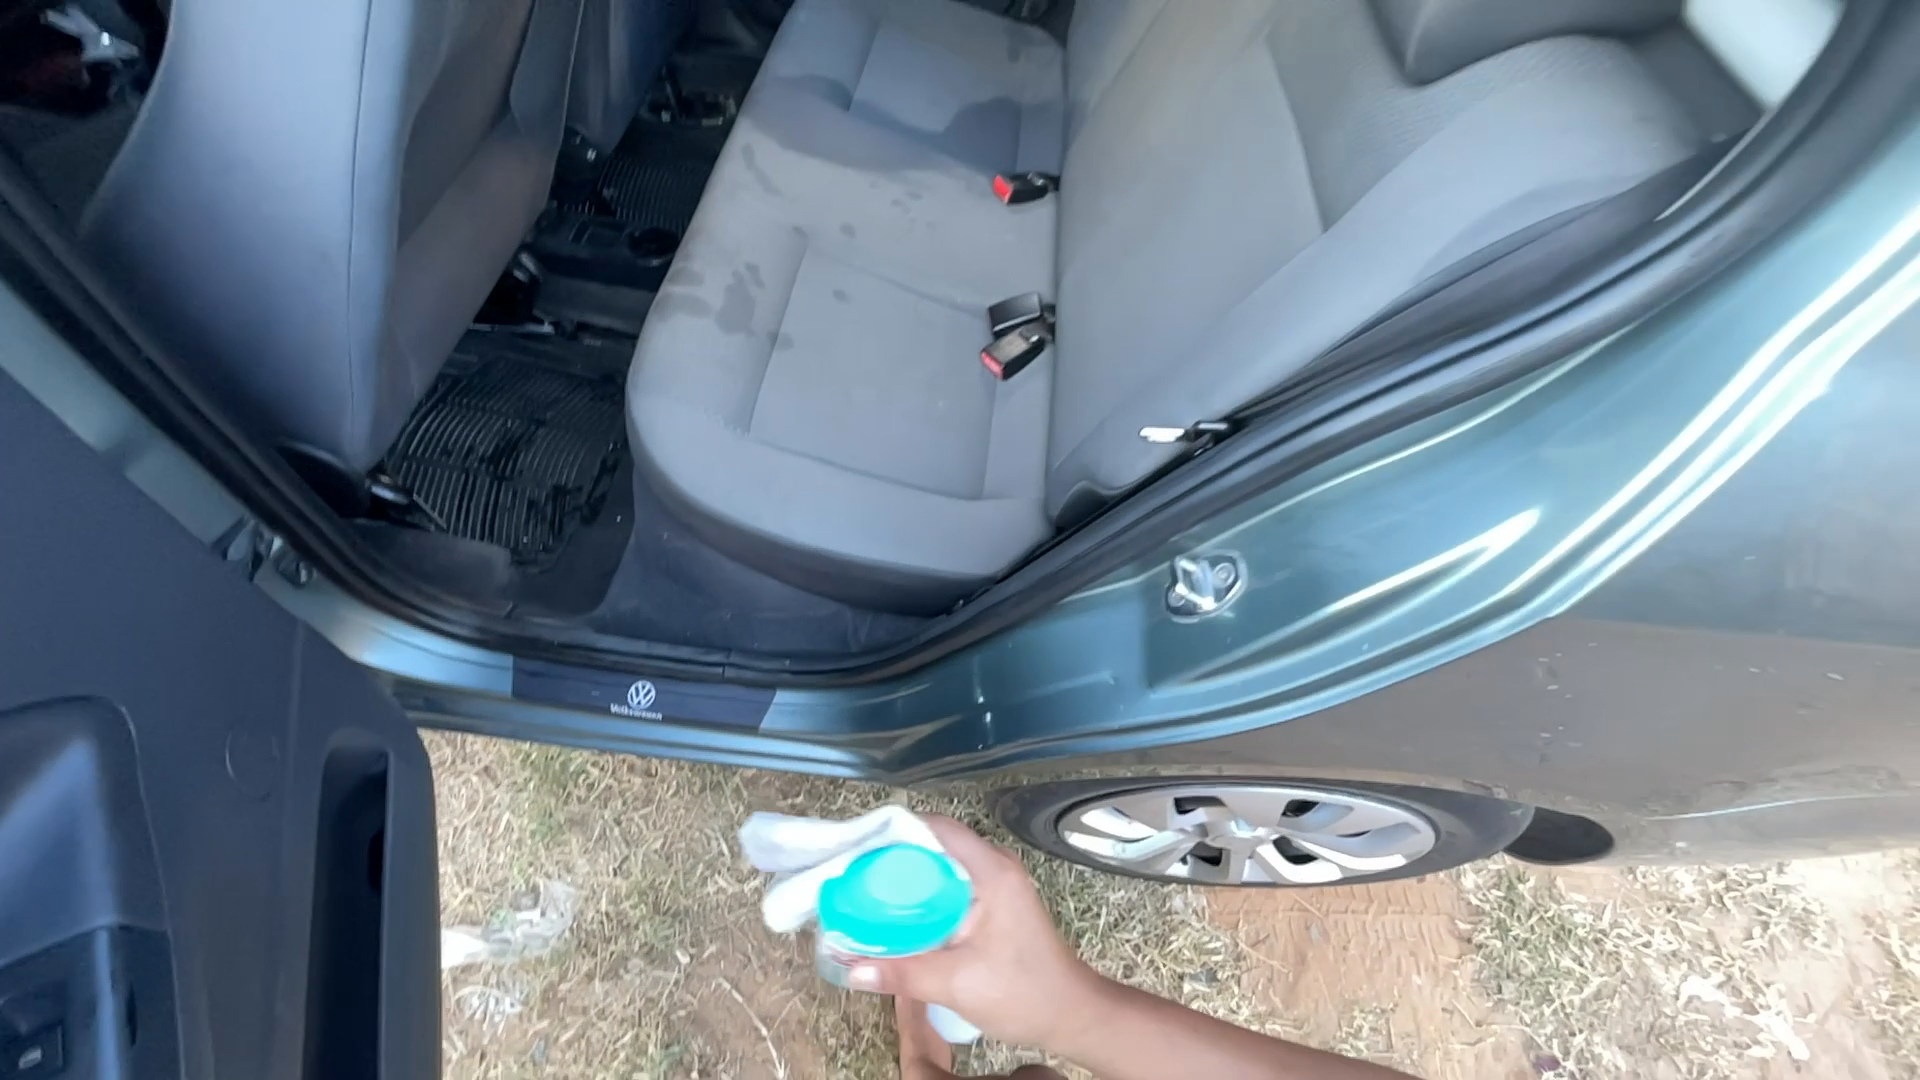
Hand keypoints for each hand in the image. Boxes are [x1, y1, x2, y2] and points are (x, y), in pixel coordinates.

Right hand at [846, 816, 1106, 1047]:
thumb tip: (850, 969)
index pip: (939, 828)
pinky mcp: (996, 902)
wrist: (1071, 1014)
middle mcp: (996, 866)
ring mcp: (998, 882)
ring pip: (945, 864)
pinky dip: (926, 892)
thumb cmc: (1023, 993)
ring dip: (911, 875)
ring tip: (871, 890)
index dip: (898, 829)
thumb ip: (903, 972)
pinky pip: (953, 883)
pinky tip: (902, 913)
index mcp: (991, 870)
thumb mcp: (957, 983)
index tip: (863, 844)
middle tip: (858, 872)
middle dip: (897, 854)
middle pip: (938, 843)